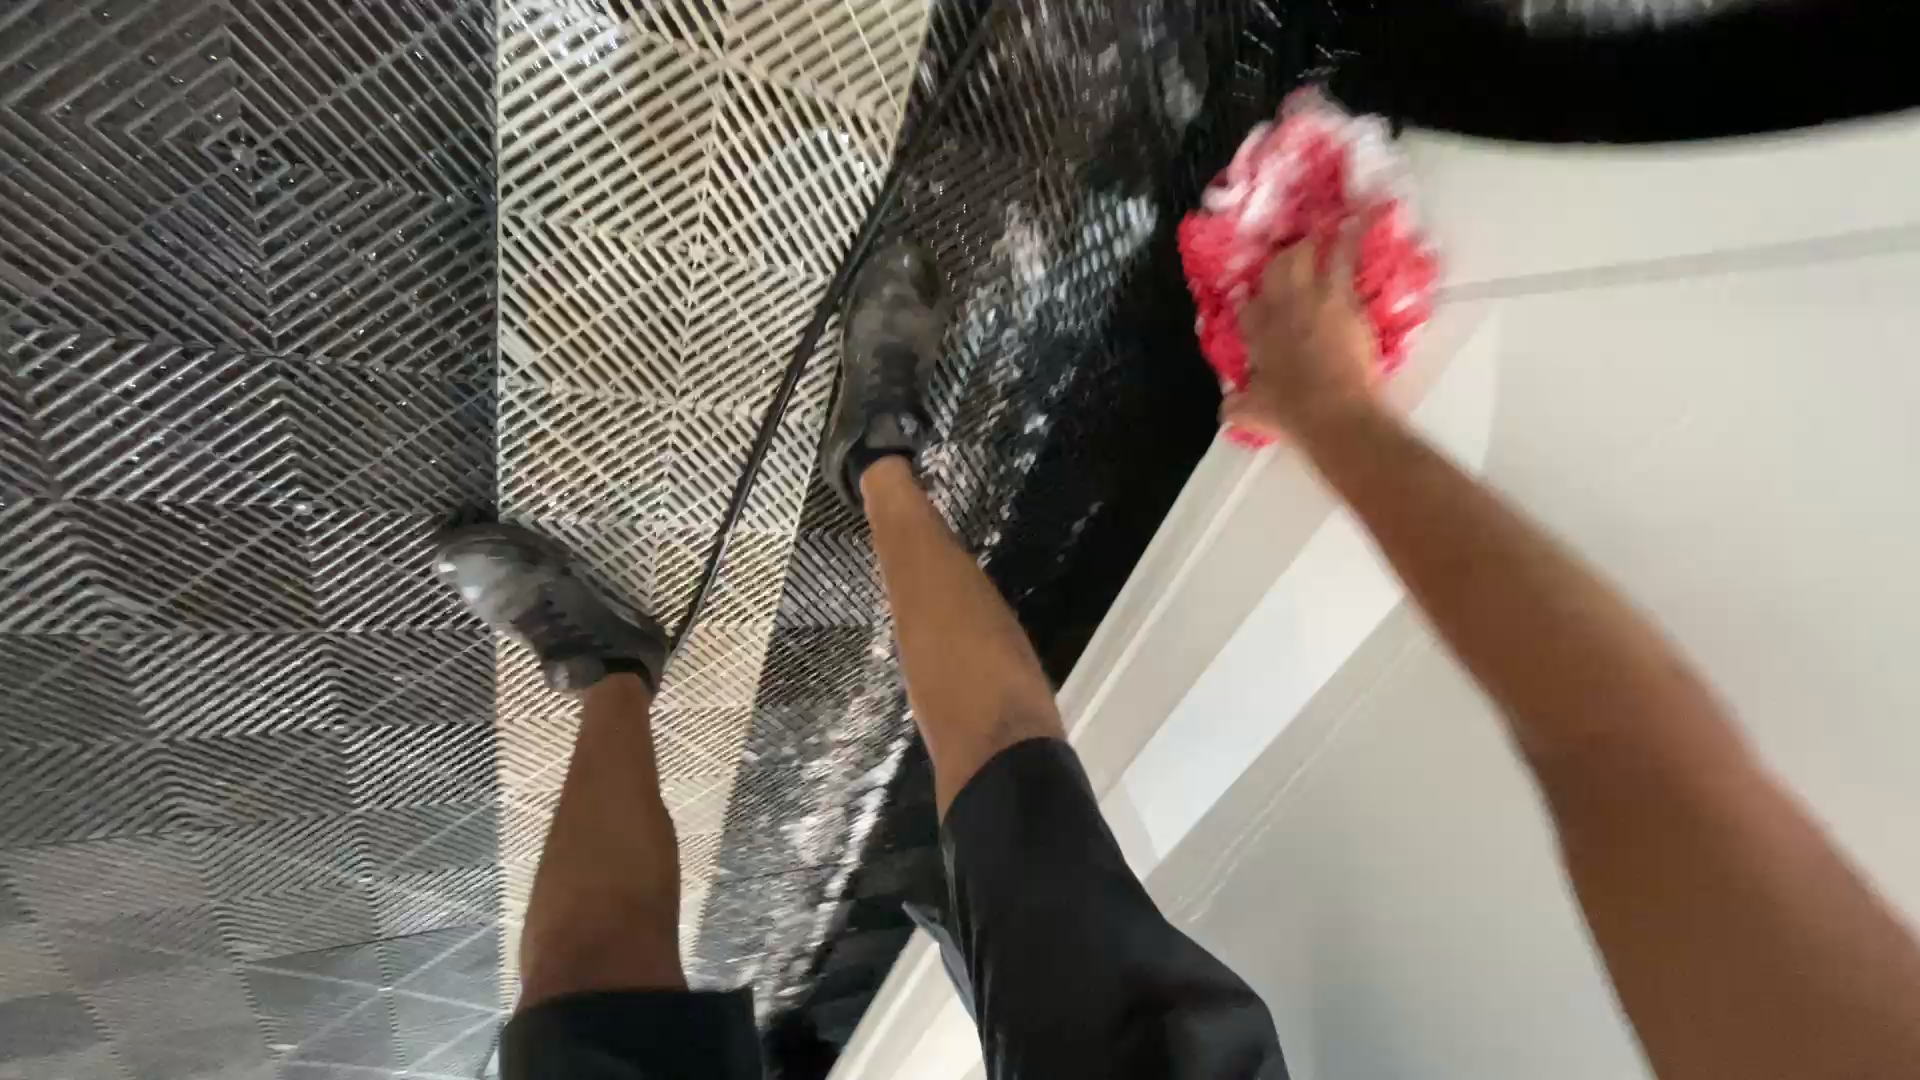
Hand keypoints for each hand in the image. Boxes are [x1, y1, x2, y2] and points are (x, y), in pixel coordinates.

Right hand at [1221, 220, 1380, 441]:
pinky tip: (1366, 216)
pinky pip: (1347, 259)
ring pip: (1304, 257)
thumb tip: (1228, 404)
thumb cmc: (1289, 415)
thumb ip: (1235, 404)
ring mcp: (1312, 302)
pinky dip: (1354, 236)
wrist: (1332, 414)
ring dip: (1313, 240)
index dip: (1252, 301)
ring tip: (1325, 221)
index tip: (1257, 298)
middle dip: (1282, 259)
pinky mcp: (1344, 300)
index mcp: (1255, 337)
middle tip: (1294, 253)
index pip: (1247, 307)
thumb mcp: (1249, 412)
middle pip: (1274, 271)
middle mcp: (1279, 311)